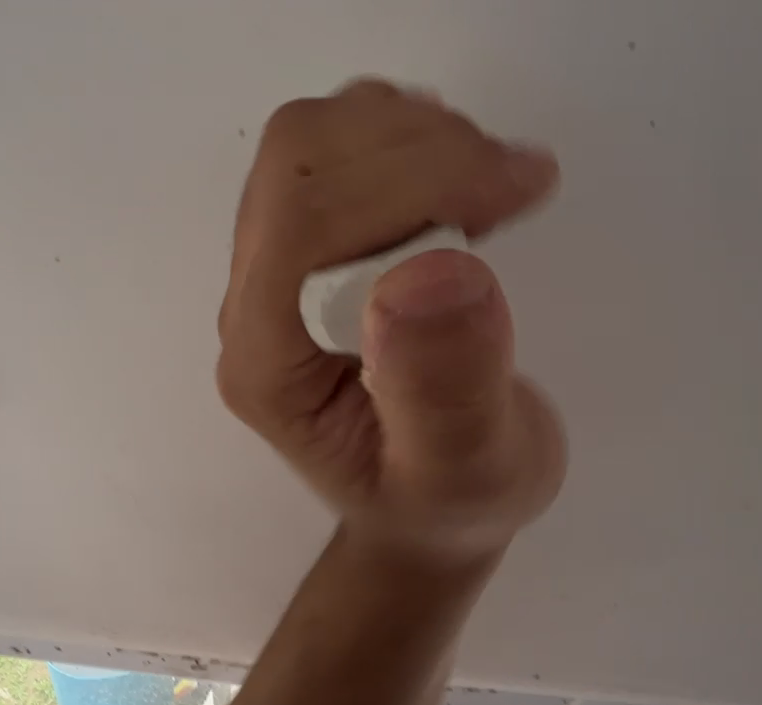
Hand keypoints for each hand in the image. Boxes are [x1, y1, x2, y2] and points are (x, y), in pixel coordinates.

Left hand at [217, 79, 566, 561]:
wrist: (423, 509)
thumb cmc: (442, 505)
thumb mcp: (463, 473)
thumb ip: (444, 394)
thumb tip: (429, 276)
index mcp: (269, 369)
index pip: (300, 227)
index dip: (404, 182)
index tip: (510, 195)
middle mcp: (251, 312)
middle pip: (297, 165)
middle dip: (414, 151)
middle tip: (507, 196)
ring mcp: (270, 276)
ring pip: (309, 144)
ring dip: (410, 138)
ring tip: (485, 197)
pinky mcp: (302, 252)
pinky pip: (332, 151)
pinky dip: (404, 139)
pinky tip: (456, 192)